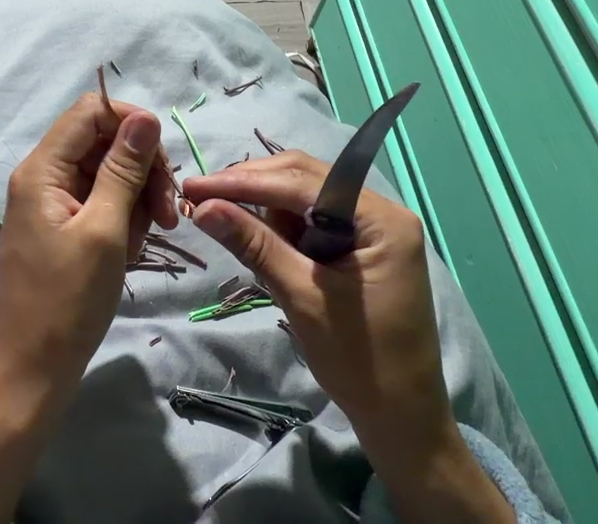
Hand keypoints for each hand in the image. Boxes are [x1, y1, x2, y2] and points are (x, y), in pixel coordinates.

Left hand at [0, 93, 175, 390]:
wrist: (35, 370)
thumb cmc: (68, 302)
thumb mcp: (105, 231)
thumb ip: (124, 169)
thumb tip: (145, 117)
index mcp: (41, 170)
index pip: (90, 112)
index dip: (131, 122)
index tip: (164, 159)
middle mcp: (42, 176)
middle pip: (102, 142)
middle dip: (141, 170)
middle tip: (167, 214)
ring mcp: (51, 202)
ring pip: (107, 174)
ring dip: (136, 200)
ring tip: (144, 242)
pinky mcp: (61, 226)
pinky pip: (100, 203)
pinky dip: (122, 221)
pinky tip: (129, 252)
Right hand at [181, 153, 511, 523]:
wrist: (401, 419)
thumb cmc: (358, 360)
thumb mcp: (301, 297)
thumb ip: (255, 245)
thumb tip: (202, 206)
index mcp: (381, 218)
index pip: (302, 182)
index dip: (244, 181)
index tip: (195, 185)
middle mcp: (380, 211)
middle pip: (304, 179)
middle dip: (252, 188)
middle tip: (200, 197)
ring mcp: (372, 229)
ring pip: (304, 197)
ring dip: (265, 209)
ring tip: (229, 225)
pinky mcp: (360, 248)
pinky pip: (312, 221)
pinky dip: (281, 228)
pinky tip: (258, 240)